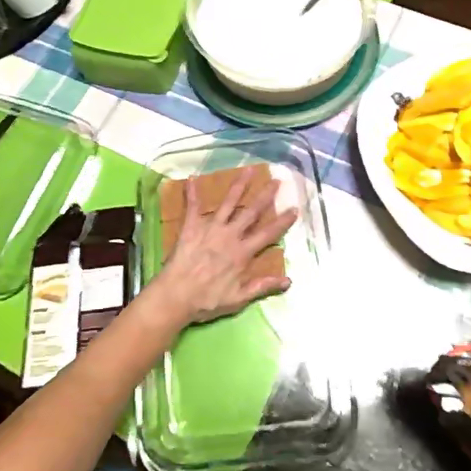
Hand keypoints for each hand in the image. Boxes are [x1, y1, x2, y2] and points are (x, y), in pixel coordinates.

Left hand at [149, 168, 295, 325]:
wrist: (176, 296)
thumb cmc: (207, 300)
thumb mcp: (239, 298)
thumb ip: (262, 286)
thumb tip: (288, 280)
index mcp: (243, 253)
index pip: (268, 234)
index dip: (283, 221)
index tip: (294, 209)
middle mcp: (230, 236)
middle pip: (251, 212)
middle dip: (265, 196)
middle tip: (276, 181)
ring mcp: (210, 229)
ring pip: (229, 203)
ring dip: (239, 185)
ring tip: (249, 169)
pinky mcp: (191, 228)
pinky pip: (192, 207)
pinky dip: (192, 193)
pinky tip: (192, 178)